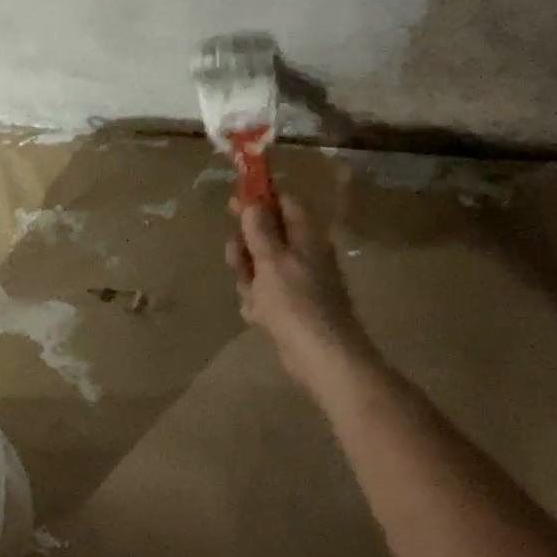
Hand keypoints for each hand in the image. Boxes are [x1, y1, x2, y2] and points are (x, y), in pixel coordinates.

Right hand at [225, 196, 375, 387]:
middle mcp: (304, 256)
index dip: (260, 200)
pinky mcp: (290, 306)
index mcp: (306, 239)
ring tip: (252, 295)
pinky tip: (259, 315)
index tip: (233, 204)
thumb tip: (253, 202)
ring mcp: (298, 282)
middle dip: (246, 247)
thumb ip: (260, 230)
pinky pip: (263, 293)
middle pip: (266, 235)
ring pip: (259, 266)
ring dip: (248, 278)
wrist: (322, 357)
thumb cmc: (296, 303)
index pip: (286, 203)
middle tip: (237, 259)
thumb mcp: (271, 260)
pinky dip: (257, 302)